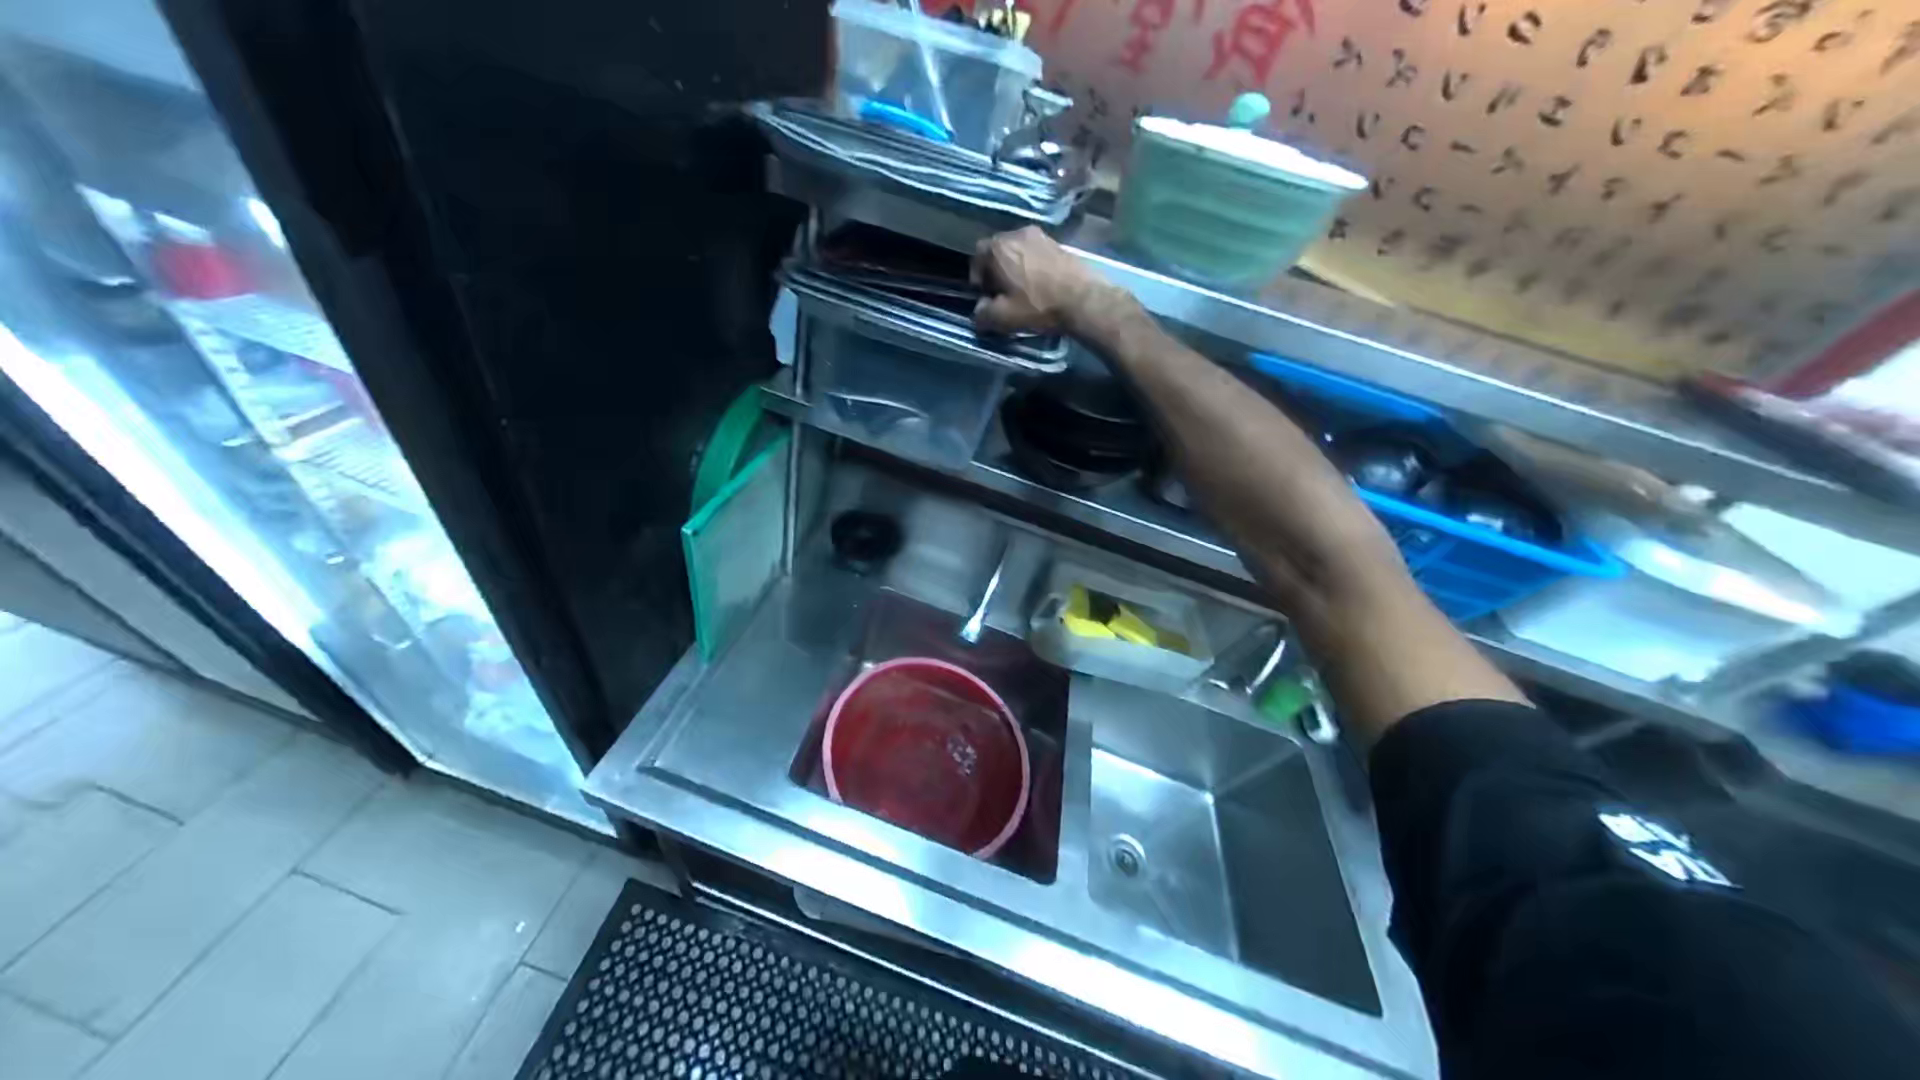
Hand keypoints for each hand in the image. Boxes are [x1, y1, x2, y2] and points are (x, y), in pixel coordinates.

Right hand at [971, 227, 1116, 335]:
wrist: (1083, 299)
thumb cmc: (1038, 306)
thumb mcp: (1003, 317)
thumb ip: (983, 314)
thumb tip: (979, 310)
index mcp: (998, 248)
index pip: (977, 257)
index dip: (978, 277)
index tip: (986, 295)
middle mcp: (1016, 234)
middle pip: (998, 250)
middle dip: (996, 269)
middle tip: (1002, 292)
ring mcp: (1040, 235)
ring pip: (1017, 249)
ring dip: (1015, 266)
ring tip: (1022, 288)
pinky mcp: (1058, 242)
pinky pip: (1035, 251)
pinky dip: (1032, 264)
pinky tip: (1039, 283)